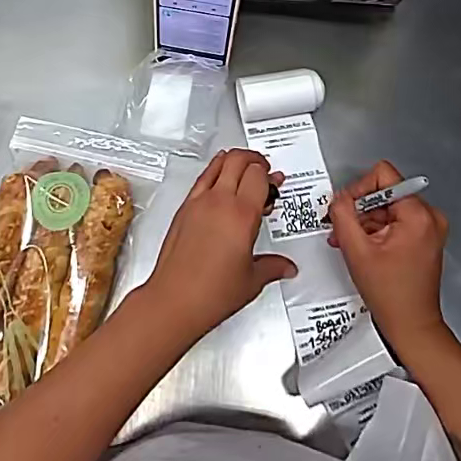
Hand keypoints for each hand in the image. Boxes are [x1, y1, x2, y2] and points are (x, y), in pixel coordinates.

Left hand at [143, 149, 296, 339]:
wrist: (174, 300)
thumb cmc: (209, 293)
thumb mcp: (252, 280)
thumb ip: (273, 266)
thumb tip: (286, 266)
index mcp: (242, 215)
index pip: (259, 175)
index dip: (270, 176)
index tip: (275, 184)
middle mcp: (219, 202)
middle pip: (239, 160)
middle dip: (255, 160)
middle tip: (264, 169)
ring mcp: (199, 203)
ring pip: (219, 163)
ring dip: (234, 159)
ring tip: (244, 166)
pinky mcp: (185, 208)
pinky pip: (202, 177)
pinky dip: (214, 170)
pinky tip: (218, 177)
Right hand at [329, 160, 448, 348]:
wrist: (411, 326)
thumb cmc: (390, 295)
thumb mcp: (356, 249)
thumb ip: (343, 214)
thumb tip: (338, 197)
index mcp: (418, 215)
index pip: (383, 175)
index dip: (359, 189)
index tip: (348, 210)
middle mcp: (429, 215)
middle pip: (384, 191)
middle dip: (360, 210)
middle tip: (344, 230)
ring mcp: (429, 226)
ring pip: (386, 206)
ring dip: (365, 222)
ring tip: (350, 242)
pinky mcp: (424, 236)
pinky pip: (394, 219)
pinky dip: (376, 229)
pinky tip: (363, 246)